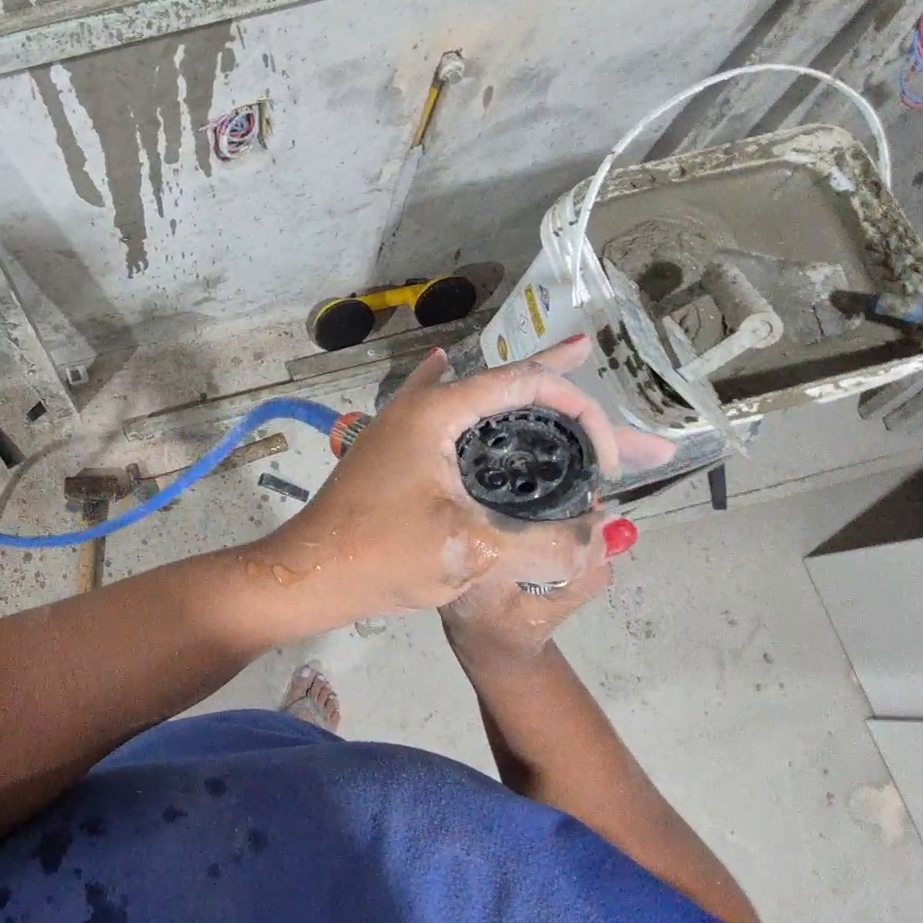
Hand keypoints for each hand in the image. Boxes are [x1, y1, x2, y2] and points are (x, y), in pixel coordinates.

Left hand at [257, 336, 673, 630]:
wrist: (311, 573)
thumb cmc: (382, 554)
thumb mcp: (471, 551)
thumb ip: (544, 542)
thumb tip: (598, 536)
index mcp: (436, 412)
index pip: (524, 383)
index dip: (580, 409)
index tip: (611, 460)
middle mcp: (418, 407)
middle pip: (499, 381)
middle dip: (554, 382)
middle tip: (589, 350)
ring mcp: (401, 428)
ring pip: (471, 397)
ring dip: (514, 391)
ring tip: (545, 364)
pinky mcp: (395, 452)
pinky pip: (440, 410)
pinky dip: (463, 396)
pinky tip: (451, 369)